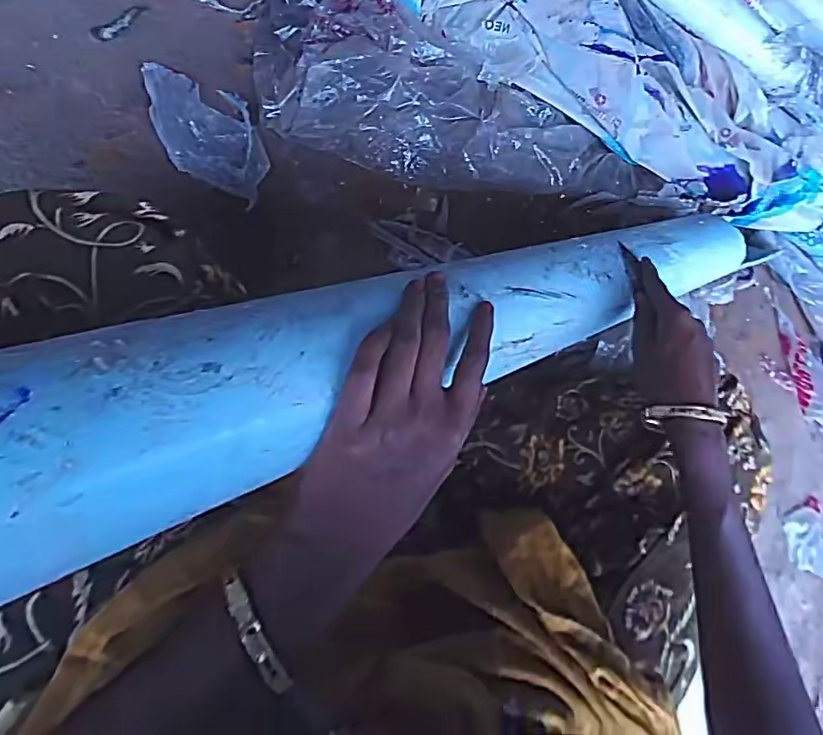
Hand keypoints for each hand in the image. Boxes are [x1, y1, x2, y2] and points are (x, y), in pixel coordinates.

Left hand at [286, 272, 492, 559]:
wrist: (340, 541)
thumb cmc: (396, 505)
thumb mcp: (442, 467)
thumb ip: (459, 424)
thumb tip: (479, 384)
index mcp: (452, 430)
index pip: (475, 367)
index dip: (480, 331)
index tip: (482, 305)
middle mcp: (424, 417)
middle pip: (435, 345)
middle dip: (438, 305)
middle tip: (438, 279)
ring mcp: (385, 417)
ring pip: (403, 347)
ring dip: (409, 310)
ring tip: (413, 287)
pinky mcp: (347, 420)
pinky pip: (364, 368)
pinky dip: (375, 340)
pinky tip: (383, 323)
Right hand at [626, 250, 717, 408]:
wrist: (691, 414)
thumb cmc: (659, 381)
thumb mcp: (642, 349)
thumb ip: (642, 319)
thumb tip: (642, 295)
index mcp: (675, 316)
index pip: (658, 287)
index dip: (648, 273)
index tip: (641, 259)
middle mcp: (693, 320)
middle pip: (671, 304)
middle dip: (657, 301)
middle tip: (641, 298)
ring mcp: (704, 335)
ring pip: (680, 320)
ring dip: (668, 320)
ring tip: (653, 332)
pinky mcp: (709, 350)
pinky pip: (689, 333)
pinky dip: (677, 332)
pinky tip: (669, 347)